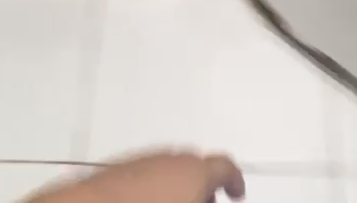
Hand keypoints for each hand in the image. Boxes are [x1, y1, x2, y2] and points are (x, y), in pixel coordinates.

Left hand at [31, 152, 246, 202]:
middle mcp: (171, 158)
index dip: (234, 180)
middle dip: (203, 187)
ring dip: (177, 188)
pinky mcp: (119, 168)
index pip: (225, 167)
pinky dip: (153, 188)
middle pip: (196, 165)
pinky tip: (146, 201)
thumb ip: (207, 196)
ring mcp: (143, 160)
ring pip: (169, 170)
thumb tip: (212, 196)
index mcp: (195, 171)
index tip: (237, 193)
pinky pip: (146, 175)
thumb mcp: (192, 201)